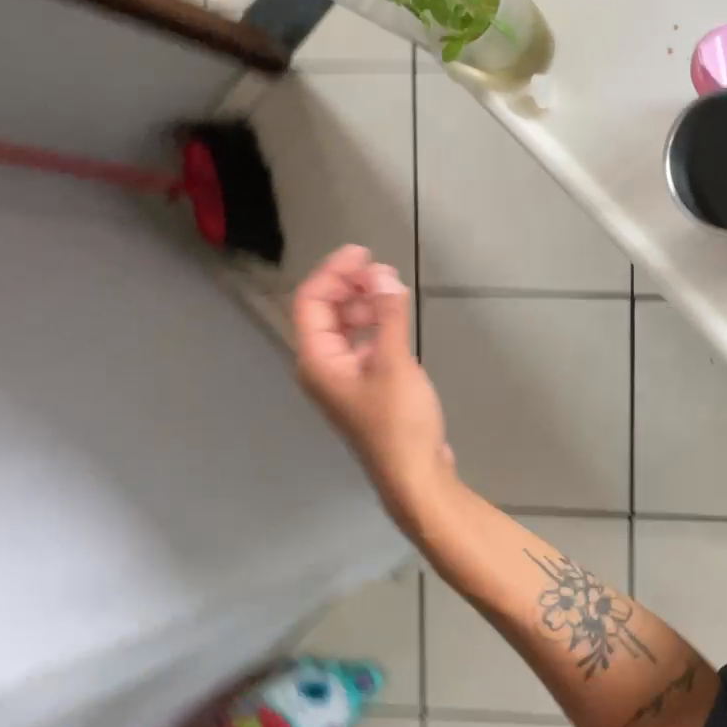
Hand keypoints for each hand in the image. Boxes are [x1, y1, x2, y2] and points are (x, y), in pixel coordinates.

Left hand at [292, 245, 454, 528]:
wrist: (413, 473)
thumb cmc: (399, 421)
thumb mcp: (396, 364)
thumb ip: (389, 318)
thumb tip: (384, 276)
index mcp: (317, 360)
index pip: (313, 303)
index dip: (335, 273)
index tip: (365, 253)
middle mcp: (324, 368)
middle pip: (326, 315)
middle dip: (351, 287)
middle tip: (383, 270)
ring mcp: (346, 381)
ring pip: (347, 331)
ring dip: (366, 307)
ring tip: (392, 291)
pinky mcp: (369, 391)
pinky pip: (364, 347)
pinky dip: (378, 329)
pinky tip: (397, 325)